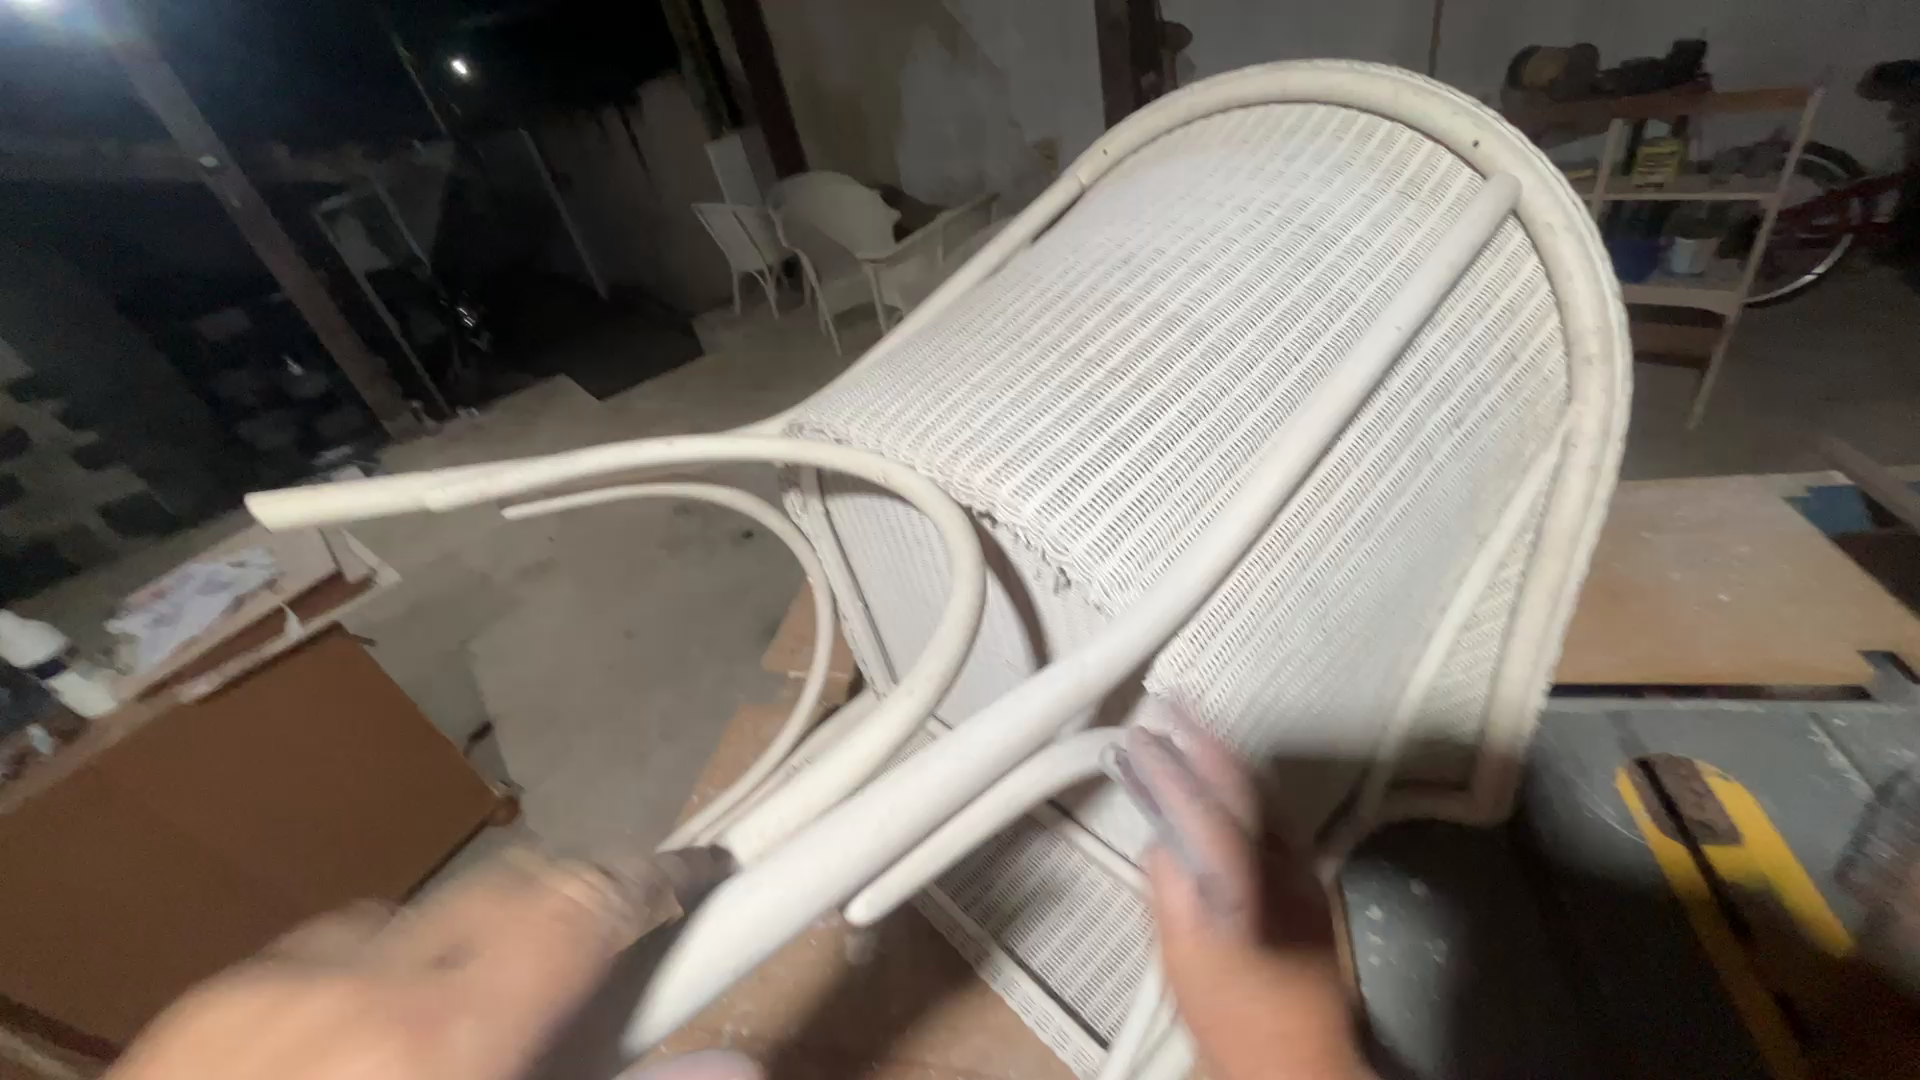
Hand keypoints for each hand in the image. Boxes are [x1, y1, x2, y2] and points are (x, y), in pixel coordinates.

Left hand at [106, 848, 757, 1079]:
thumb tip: (737, 1062)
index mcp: (439, 1043)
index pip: (593, 901)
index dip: (665, 875)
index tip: (711, 871)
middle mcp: (356, 987)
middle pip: (523, 883)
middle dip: (581, 902)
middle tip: (614, 954)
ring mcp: (271, 986)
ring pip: (437, 910)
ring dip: (483, 940)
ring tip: (486, 1014)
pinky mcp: (211, 1001)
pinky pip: (346, 943)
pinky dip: (392, 968)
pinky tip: (372, 1040)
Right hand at [1116, 722, 1371, 1079]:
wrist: (1298, 1061)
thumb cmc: (1233, 1015)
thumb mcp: (1182, 958)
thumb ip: (1168, 889)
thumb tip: (1159, 839)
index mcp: (1248, 887)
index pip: (1206, 810)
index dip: (1170, 770)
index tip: (1143, 742)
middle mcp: (1285, 869)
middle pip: (1244, 787)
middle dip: (1204, 739)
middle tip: (1173, 704)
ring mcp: (1303, 872)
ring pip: (1261, 794)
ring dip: (1224, 754)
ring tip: (1192, 724)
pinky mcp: (1308, 879)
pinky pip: (1269, 813)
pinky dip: (1240, 782)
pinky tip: (1220, 773)